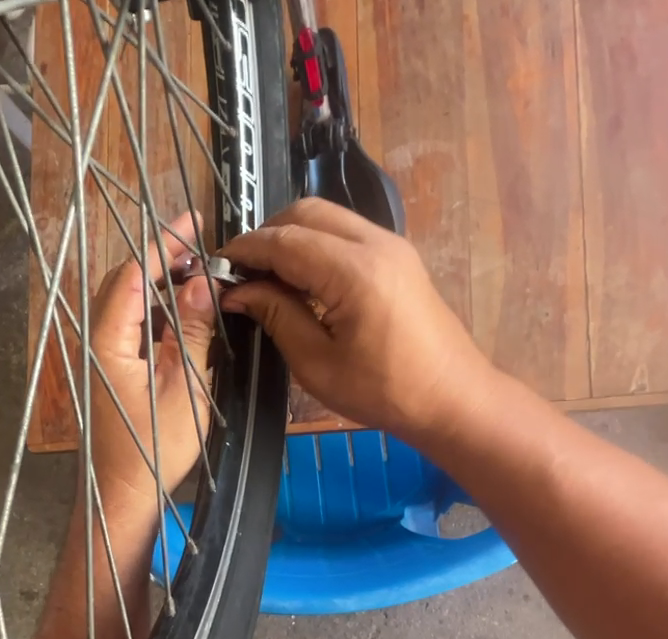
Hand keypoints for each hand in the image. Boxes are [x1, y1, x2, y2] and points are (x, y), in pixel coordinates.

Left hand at [84, 211, 218, 513]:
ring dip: (161, 287)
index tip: (192, 222)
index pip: (133, 276)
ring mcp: (102, 357)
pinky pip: (132, 329)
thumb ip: (191, 331)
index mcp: (108, 342)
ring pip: (129, 305)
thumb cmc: (155, 450)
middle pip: (126, 284)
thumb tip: (203, 282)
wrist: (124, 494)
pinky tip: (184, 315)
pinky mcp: (112, 372)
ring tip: (199, 277)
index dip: (162, 244)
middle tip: (202, 251)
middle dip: (161, 260)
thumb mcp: (185, 388)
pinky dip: (157, 314)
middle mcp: (97, 342)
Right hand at [218, 198, 497, 443]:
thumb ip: (277, 316)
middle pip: (306, 212)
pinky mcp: (397, 257)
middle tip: (240, 271)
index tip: (215, 267)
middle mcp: (375, 243)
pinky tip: (299, 279)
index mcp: (354, 271)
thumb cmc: (382, 391)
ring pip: (327, 217)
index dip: (245, 251)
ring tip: (265, 276)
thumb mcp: (316, 363)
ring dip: (290, 237)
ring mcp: (391, 245)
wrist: (452, 398)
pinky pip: (345, 233)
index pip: (284, 240)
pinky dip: (314, 244)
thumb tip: (237, 292)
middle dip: (266, 235)